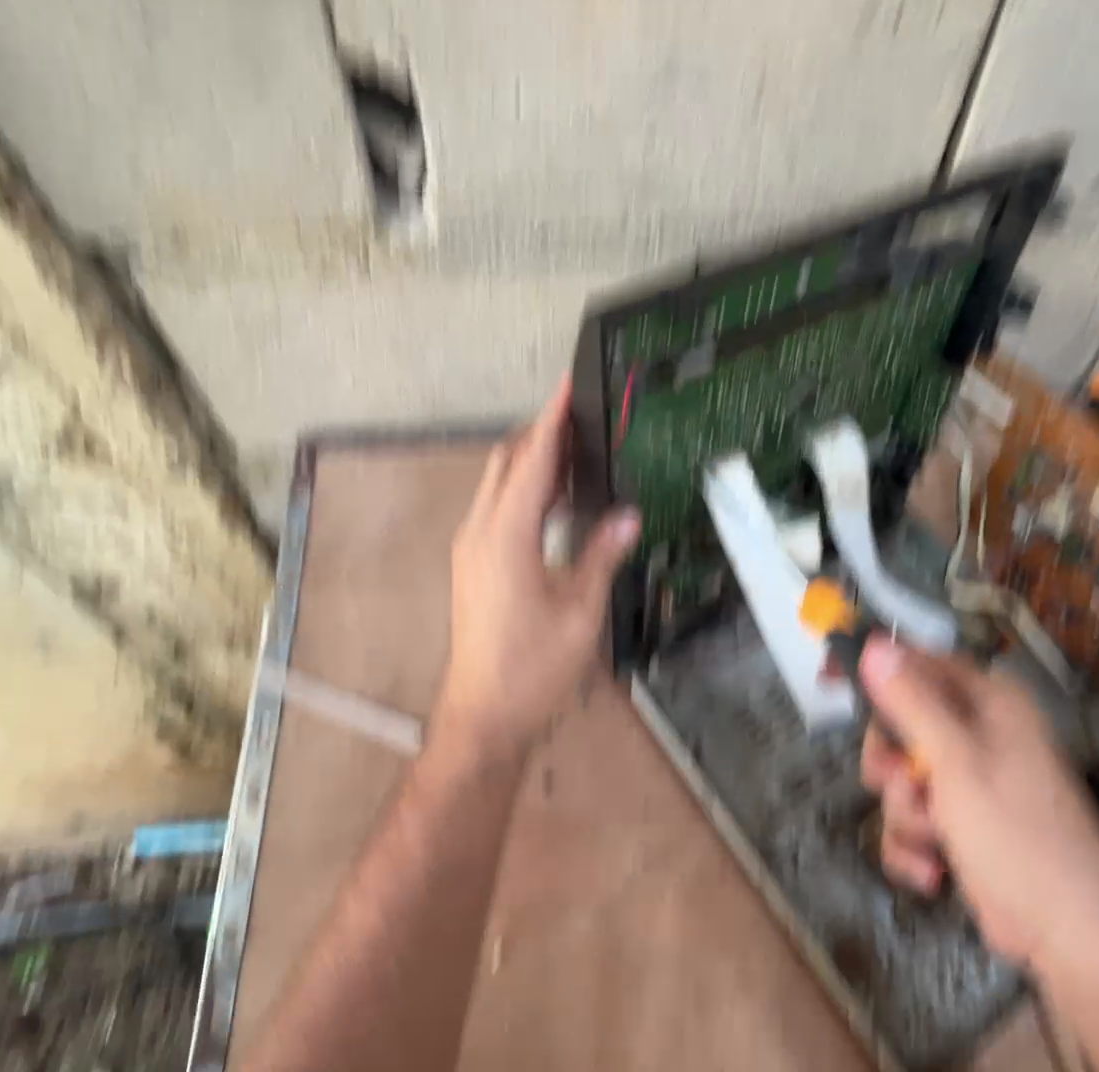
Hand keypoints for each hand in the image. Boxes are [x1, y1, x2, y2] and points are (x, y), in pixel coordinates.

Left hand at [435, 380, 639, 767]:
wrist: (484, 715)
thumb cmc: (534, 667)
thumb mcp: (580, 610)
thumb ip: (601, 556)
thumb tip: (627, 515)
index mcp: (505, 536)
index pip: (532, 461)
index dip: (552, 419)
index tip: (569, 383)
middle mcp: (479, 532)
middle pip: (506, 463)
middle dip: (540, 434)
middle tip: (582, 417)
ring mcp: (470, 549)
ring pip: (498, 485)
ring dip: (532, 463)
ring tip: (576, 451)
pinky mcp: (473, 565)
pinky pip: (498, 510)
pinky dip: (525, 492)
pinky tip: (556, 500)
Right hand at [858, 640, 1098, 965]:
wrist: (1067, 933)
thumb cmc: (1015, 833)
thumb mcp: (955, 759)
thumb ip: (911, 701)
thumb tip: (875, 645)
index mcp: (989, 704)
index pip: (920, 663)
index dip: (876, 669)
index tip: (829, 677)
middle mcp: (979, 735)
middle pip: (899, 726)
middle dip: (892, 767)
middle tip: (904, 785)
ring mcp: (970, 784)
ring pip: (900, 780)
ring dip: (905, 815)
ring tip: (934, 838)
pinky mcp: (961, 828)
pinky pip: (911, 821)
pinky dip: (914, 848)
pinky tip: (934, 872)